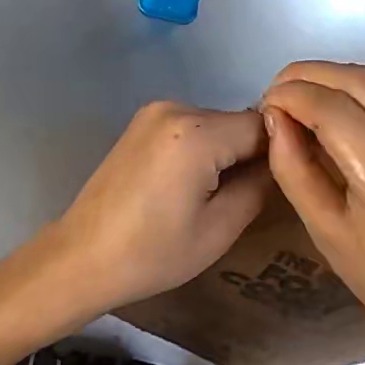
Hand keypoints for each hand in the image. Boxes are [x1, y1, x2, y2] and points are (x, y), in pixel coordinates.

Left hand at [34, 101, 273, 317]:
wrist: (82, 256)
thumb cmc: (153, 252)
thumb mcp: (220, 228)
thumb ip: (259, 185)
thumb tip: (279, 161)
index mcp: (196, 132)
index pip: (263, 126)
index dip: (280, 154)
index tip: (282, 185)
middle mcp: (175, 108)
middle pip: (238, 122)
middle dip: (250, 154)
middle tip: (248, 197)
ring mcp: (154, 112)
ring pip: (216, 125)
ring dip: (225, 152)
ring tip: (214, 196)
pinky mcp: (141, 122)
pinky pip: (190, 128)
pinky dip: (201, 149)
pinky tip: (190, 185)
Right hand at [261, 62, 364, 364]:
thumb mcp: (324, 231)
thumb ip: (293, 168)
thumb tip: (273, 115)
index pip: (337, 113)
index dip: (294, 96)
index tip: (265, 103)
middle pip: (362, 83)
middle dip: (310, 76)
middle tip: (277, 91)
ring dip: (333, 77)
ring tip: (299, 94)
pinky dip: (357, 89)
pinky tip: (333, 105)